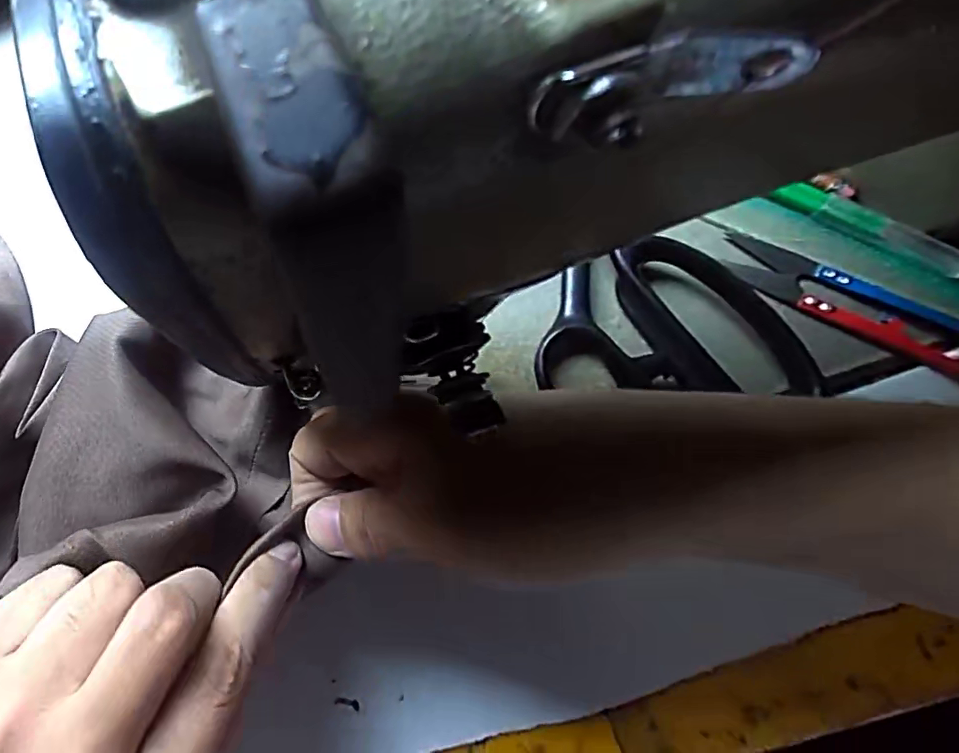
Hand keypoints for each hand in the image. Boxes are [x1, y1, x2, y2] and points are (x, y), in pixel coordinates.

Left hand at [0, 546, 301, 752]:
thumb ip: (235, 669)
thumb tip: (278, 577)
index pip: (220, 670)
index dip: (258, 600)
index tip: (279, 558)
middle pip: (164, 614)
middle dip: (187, 598)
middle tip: (179, 621)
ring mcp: (4, 718)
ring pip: (110, 584)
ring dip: (123, 602)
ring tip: (107, 646)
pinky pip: (53, 580)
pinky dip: (69, 597)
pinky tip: (63, 645)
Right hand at [290, 390, 769, 580]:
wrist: (649, 475)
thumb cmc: (540, 507)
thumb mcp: (442, 530)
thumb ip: (370, 522)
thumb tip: (314, 520)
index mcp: (395, 418)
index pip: (314, 435)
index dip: (309, 487)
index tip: (338, 540)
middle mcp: (420, 407)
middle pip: (350, 442)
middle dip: (346, 498)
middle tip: (379, 551)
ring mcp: (459, 417)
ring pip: (393, 454)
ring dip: (388, 500)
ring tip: (423, 543)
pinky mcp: (492, 430)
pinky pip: (435, 456)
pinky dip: (428, 491)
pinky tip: (465, 522)